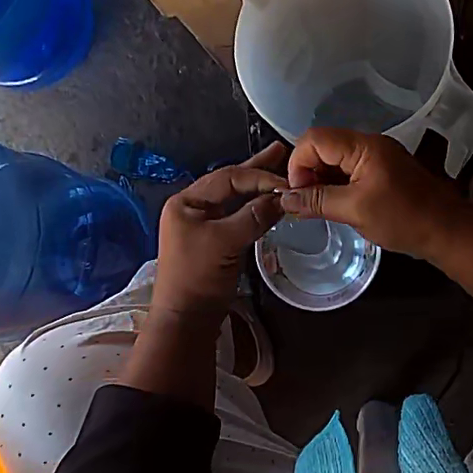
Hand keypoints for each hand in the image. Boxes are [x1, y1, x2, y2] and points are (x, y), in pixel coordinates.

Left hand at [152, 142, 288, 318]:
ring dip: (257, 187)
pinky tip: (271, 201)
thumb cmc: (198, 278)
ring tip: (280, 170)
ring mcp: (203, 225)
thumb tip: (283, 198)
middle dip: (256, 170)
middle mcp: (192, 208)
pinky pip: (237, 216)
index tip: (287, 180)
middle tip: (281, 152)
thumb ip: (254, 217)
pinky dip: (255, 207)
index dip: (258, 177)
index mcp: (185, 203)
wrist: (186, 320)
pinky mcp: (214, 242)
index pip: (227, 179)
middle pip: (229, 183)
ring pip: (234, 199)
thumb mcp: (225, 243)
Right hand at [279, 128, 468, 257]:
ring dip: (320, 181)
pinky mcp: (382, 171)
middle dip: (307, 173)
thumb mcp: (355, 211)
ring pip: (334, 160)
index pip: (314, 139)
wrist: (448, 231)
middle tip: (305, 203)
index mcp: (364, 147)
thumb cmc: (404, 219)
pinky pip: (349, 171)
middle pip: (322, 147)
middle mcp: (369, 145)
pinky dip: (336, 186)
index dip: (298, 164)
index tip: (298, 193)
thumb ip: (317, 201)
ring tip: (317, 208)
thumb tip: (285, 199)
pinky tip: (334, 206)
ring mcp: (377, 157)